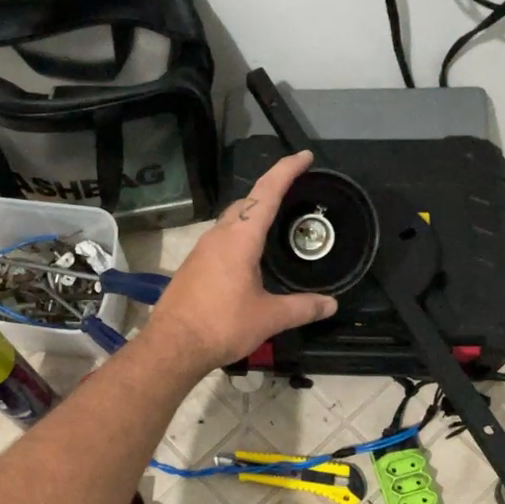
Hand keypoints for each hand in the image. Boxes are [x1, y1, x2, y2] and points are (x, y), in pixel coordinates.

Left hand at [142, 151, 337, 370]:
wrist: (173, 346)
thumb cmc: (222, 325)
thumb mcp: (269, 318)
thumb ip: (302, 308)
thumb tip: (331, 305)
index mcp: (240, 238)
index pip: (267, 192)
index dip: (287, 171)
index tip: (304, 156)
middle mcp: (218, 236)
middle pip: (245, 204)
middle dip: (268, 194)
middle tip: (291, 198)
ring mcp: (200, 251)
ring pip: (229, 223)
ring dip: (251, 219)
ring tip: (273, 231)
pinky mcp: (191, 268)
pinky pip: (219, 242)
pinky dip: (237, 239)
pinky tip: (247, 261)